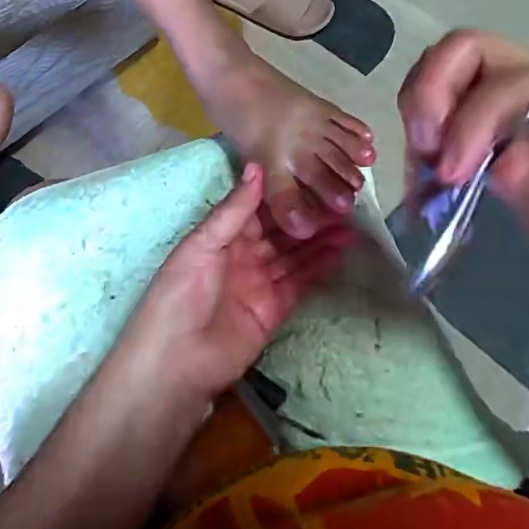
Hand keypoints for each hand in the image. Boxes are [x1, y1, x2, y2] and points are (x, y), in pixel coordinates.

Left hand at [110, 164, 350, 399]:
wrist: (179, 362)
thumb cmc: (181, 295)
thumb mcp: (203, 245)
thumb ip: (234, 210)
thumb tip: (257, 167)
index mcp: (220, 236)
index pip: (257, 208)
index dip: (283, 194)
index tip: (312, 176)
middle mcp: (242, 255)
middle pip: (279, 231)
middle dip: (306, 217)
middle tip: (340, 201)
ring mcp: (259, 282)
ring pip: (294, 255)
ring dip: (319, 240)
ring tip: (348, 224)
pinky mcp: (273, 309)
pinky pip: (299, 282)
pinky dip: (319, 267)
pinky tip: (339, 251)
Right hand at [398, 29, 528, 276]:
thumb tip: (500, 167)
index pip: (512, 80)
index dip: (473, 120)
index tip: (451, 177)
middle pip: (467, 49)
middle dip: (432, 92)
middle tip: (424, 147)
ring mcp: (514, 90)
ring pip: (445, 71)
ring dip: (422, 112)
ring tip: (425, 163)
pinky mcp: (489, 118)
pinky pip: (441, 106)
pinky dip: (423, 134)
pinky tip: (425, 174)